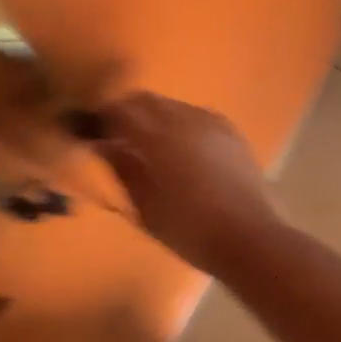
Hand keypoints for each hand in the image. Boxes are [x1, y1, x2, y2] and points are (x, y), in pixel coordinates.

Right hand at [93, 93, 283, 273]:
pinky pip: (198, 117)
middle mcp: (186, 120)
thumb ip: (124, 170)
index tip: (90, 133)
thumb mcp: (147, 208)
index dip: (101, 119)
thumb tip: (105, 146)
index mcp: (159, 137)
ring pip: (174, 107)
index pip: (119, 112)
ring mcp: (214, 125)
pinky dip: (181, 124)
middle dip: (127, 112)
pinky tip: (181, 148)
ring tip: (148, 145)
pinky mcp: (234, 136)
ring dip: (155, 117)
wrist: (250, 239)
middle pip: (147, 101)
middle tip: (115, 136)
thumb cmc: (191, 231)